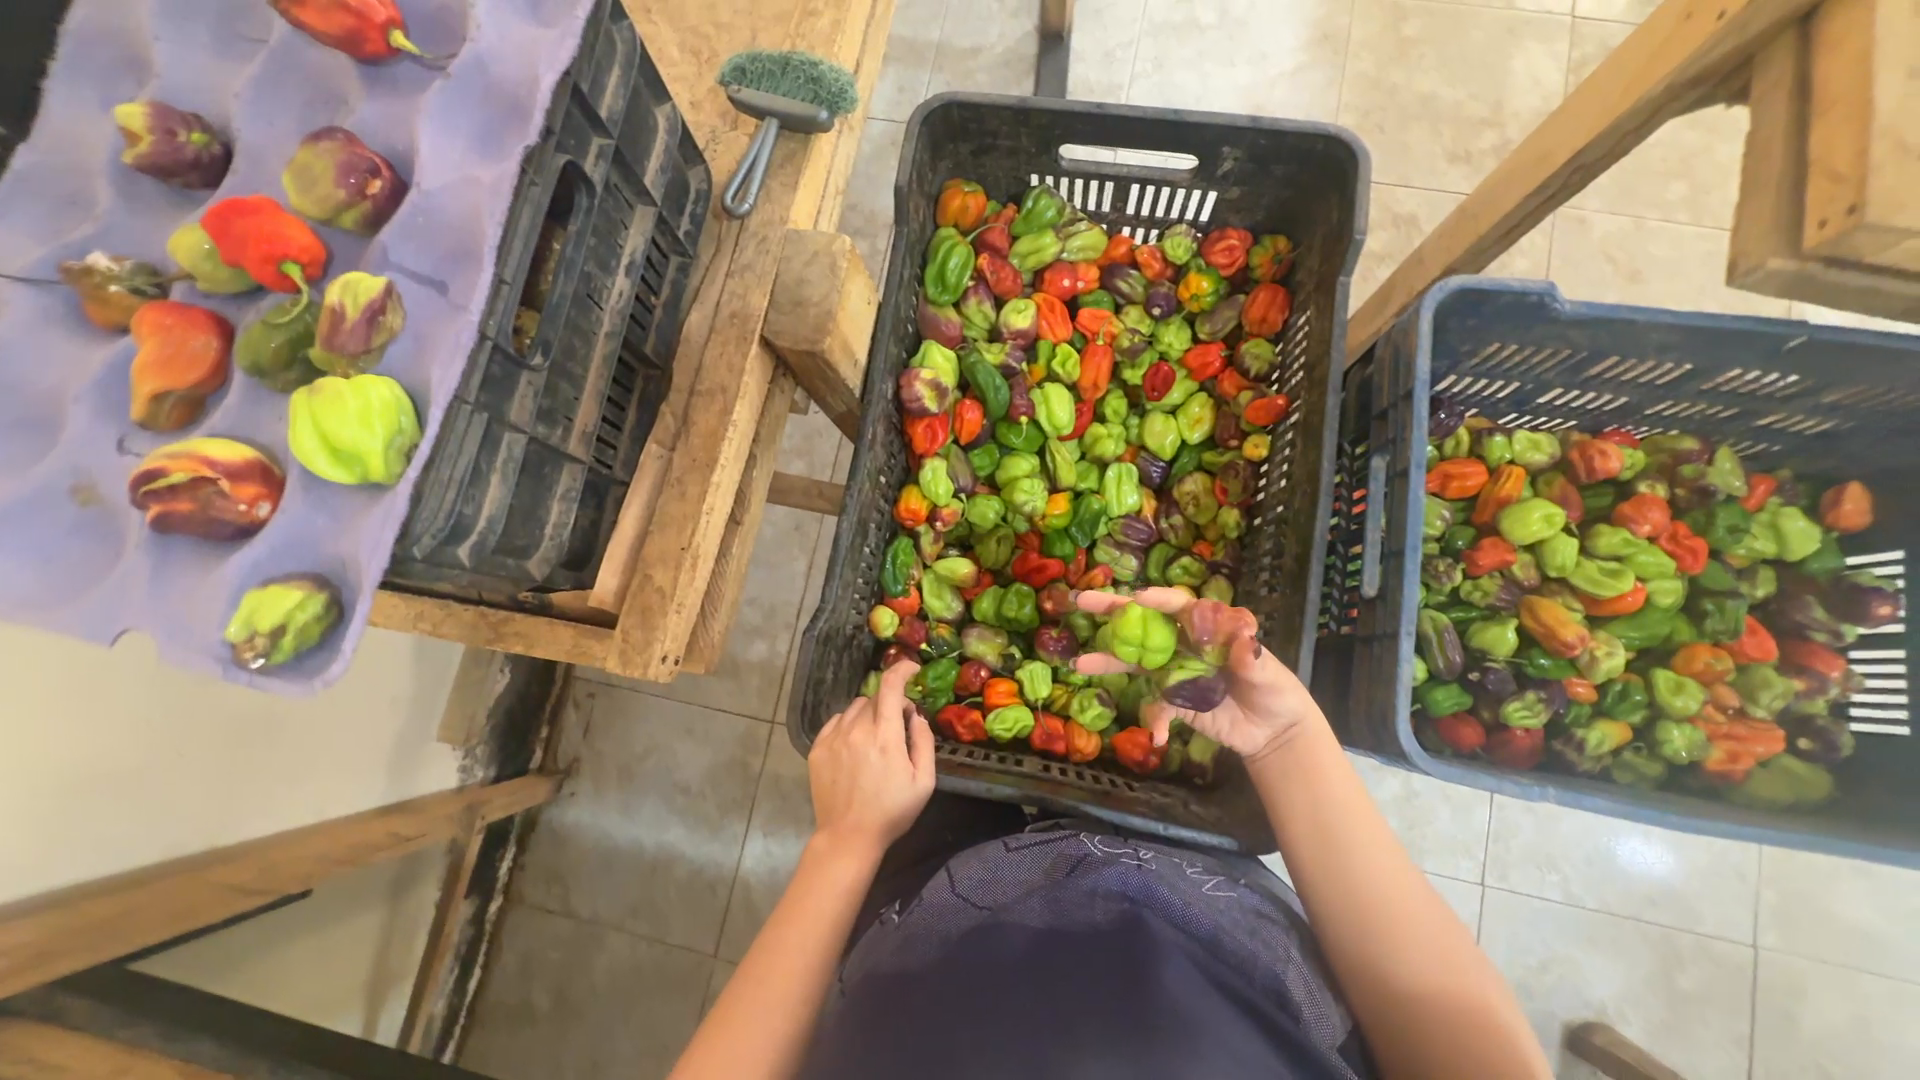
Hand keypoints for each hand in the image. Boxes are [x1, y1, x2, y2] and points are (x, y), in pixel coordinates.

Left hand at [808, 660, 936, 859]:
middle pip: (875, 698)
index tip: (912, 670)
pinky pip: (836, 722)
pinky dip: (849, 725)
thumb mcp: (924, 782)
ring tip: (875, 739)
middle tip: (899, 726)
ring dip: (869, 714)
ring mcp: (834, 738)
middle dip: (890, 704)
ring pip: (855, 708)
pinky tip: (855, 746)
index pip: (891, 686)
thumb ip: (924, 743)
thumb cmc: (892, 812)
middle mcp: (857, 729)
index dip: (902, 670)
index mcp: (886, 736)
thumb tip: (916, 716)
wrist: (848, 837)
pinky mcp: (818, 748)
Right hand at [1074, 587, 1323, 761]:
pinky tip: (1159, 735)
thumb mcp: (1271, 675)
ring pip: (1136, 662)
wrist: (1274, 733)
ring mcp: (1175, 672)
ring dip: (1109, 662)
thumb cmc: (1276, 692)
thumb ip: (1255, 661)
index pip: (1180, 607)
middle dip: (1113, 612)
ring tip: (1081, 664)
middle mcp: (1185, 644)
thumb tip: (1246, 645)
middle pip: (1145, 625)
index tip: (1139, 598)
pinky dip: (1154, 719)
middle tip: (1083, 601)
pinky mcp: (1174, 701)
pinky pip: (1155, 706)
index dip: (1158, 600)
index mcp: (1209, 628)